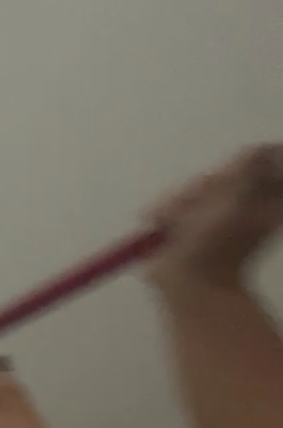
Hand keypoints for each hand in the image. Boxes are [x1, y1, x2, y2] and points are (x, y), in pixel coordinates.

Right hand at [146, 144, 282, 289]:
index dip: (234, 170)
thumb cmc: (216, 245)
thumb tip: (259, 147)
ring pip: (190, 190)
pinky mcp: (187, 223)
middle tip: (193, 211)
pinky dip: (161, 213)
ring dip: (174, 205)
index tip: (224, 186)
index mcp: (268, 195)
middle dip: (197, 191)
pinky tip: (160, 225)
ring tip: (170, 223)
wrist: (187, 280)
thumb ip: (248, 172)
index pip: (254, 163)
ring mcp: (213, 213)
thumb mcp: (236, 203)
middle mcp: (244, 201)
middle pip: (218, 176)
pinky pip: (172, 205)